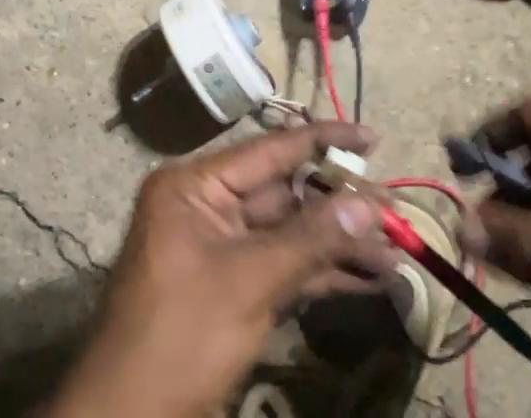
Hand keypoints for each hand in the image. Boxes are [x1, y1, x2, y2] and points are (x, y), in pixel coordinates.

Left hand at [47, 124, 395, 417]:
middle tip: (398, 213)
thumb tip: (370, 207)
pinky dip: (325, 274)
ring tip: (399, 253)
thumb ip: (310, 239)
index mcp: (195, 188)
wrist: (130, 417)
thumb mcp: (247, 282)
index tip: (372, 139)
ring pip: (292, 233)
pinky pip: (286, 267)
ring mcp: (222, 250)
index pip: (269, 151)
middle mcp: (208, 207)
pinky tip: (372, 280)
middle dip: (342, 206)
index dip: (323, 142)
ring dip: (342, 245)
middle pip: (287, 193)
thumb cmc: (181, 336)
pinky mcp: (235, 288)